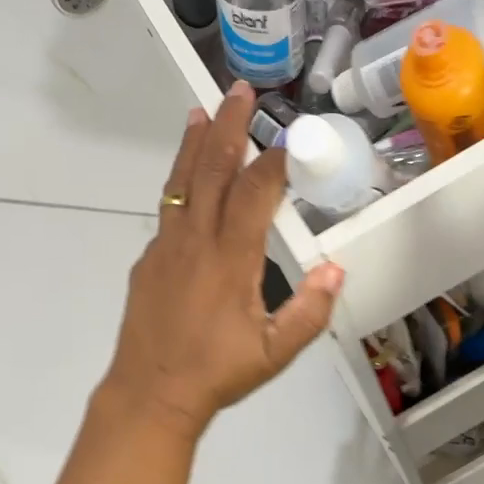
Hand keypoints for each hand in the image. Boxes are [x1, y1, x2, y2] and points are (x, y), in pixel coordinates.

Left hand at [102, 81, 343, 435]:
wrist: (151, 392)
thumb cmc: (216, 374)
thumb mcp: (274, 353)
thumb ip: (309, 312)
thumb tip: (335, 270)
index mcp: (231, 260)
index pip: (255, 193)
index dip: (274, 162)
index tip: (290, 141)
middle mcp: (196, 242)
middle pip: (212, 170)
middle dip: (229, 127)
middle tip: (240, 91)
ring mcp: (166, 248)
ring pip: (181, 183)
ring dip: (194, 144)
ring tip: (202, 113)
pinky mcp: (148, 262)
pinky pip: (168, 212)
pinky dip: (180, 185)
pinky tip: (187, 186)